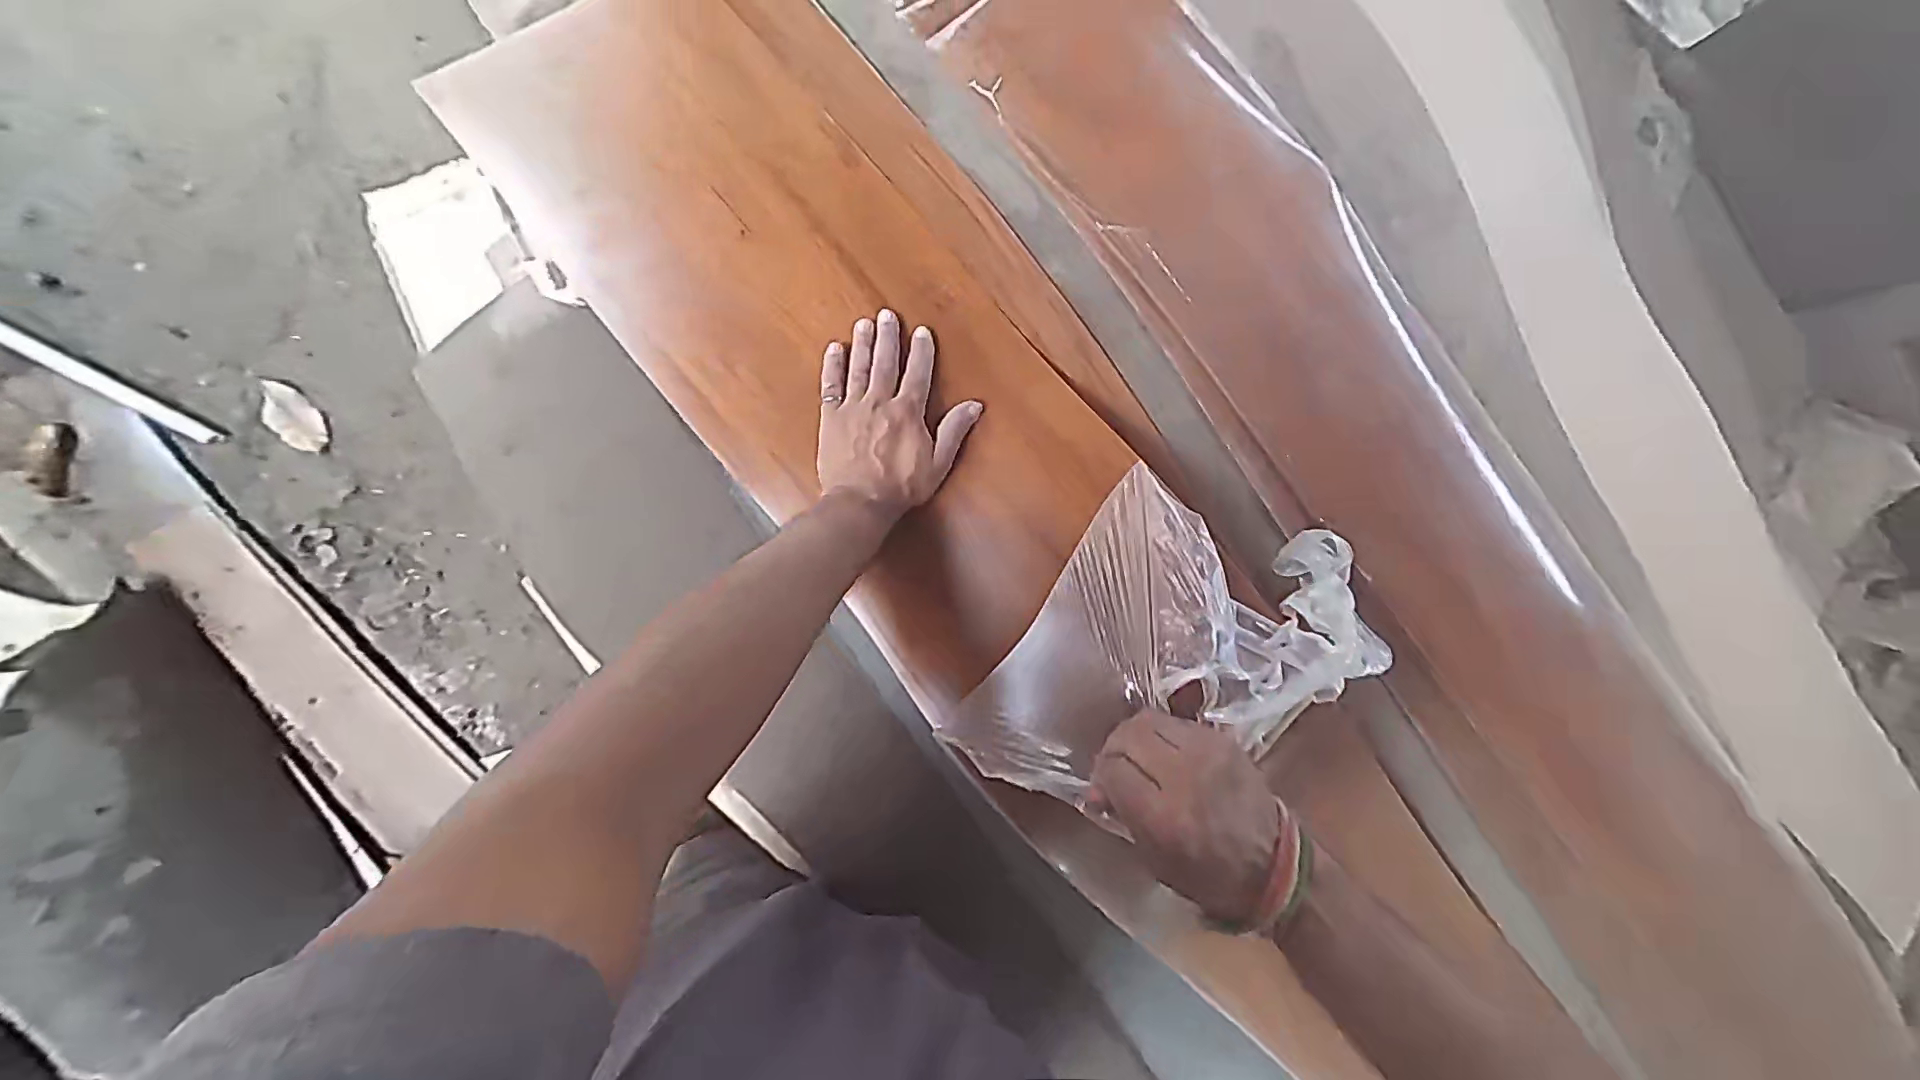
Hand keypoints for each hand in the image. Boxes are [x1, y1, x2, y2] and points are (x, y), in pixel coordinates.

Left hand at [818, 309, 982, 518]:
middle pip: (885, 362)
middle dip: (888, 336)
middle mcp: (880, 402)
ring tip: (864, 323)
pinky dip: (832, 366)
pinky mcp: (831, 418)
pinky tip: (834, 349)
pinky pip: (830, 385)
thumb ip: (954, 431)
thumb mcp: (937, 463)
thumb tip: (974, 405)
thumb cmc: (902, 486)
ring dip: (862, 344)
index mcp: (908, 411)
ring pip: (858, 368)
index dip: (921, 350)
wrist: (860, 502)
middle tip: (887, 315)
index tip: (922, 332)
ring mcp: (853, 408)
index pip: (918, 372)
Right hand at [1089, 709, 1280, 925]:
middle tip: (1115, 769)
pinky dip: (1161, 735)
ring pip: (1147, 719)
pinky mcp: (1222, 739)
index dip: (1099, 778)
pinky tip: (1165, 755)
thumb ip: (1121, 815)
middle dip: (1112, 750)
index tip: (1102, 791)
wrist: (1277, 867)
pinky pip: (1175, 723)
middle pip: (1126, 735)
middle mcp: (1183, 773)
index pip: (1112, 768)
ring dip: (1134, 737)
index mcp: (1164, 814)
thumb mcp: (1154, 859)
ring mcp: (1206, 750)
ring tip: (1137, 757)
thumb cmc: (1209, 876)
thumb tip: (1096, 788)